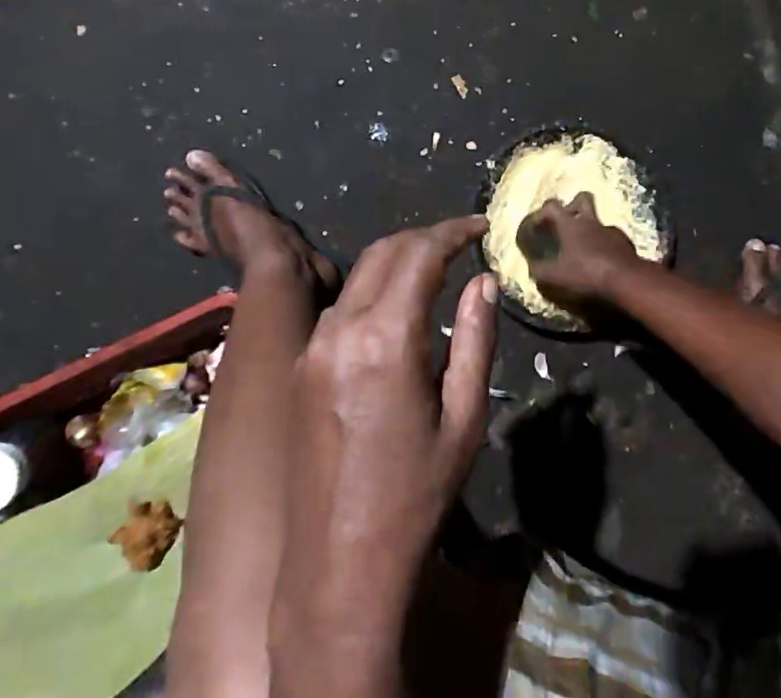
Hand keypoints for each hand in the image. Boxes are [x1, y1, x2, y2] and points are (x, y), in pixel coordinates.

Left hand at [270, 216, 497, 694]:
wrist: (338, 554)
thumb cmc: (415, 495)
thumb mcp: (463, 419)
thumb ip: (474, 340)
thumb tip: (482, 282)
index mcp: (384, 338)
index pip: (417, 255)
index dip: (450, 232)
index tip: (479, 226)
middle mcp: (338, 328)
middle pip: (381, 254)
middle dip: (422, 238)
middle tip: (460, 243)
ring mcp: (311, 345)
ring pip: (356, 279)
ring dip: (394, 265)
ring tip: (434, 274)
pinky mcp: (298, 364)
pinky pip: (337, 311)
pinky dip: (369, 296)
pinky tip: (394, 316)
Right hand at [517, 192, 644, 305]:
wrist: (627, 281)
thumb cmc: (585, 273)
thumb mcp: (553, 276)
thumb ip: (539, 270)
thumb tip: (531, 268)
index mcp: (569, 224)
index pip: (551, 205)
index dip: (541, 212)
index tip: (537, 225)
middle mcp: (591, 222)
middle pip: (583, 198)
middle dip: (574, 204)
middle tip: (567, 220)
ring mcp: (611, 231)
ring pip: (599, 222)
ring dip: (591, 230)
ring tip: (585, 248)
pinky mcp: (627, 245)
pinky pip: (613, 239)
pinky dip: (607, 246)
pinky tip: (603, 261)